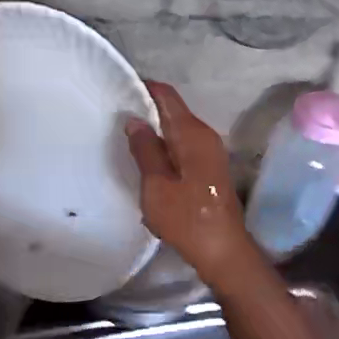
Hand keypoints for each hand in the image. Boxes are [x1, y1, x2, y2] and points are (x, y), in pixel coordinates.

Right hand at [125, 82, 257, 283]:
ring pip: (177, 128)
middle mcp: (205, 135)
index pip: (167, 96)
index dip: (144, 87)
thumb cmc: (186, 218)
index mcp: (192, 134)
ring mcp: (210, 151)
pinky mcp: (209, 167)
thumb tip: (134, 119)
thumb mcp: (156, 186)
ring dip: (155, 128)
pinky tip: (147, 156)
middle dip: (146, 108)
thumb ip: (145, 150)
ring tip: (126, 134)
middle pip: (173, 110)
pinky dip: (165, 144)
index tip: (118, 87)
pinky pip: (183, 143)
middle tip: (115, 112)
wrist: (223, 251)